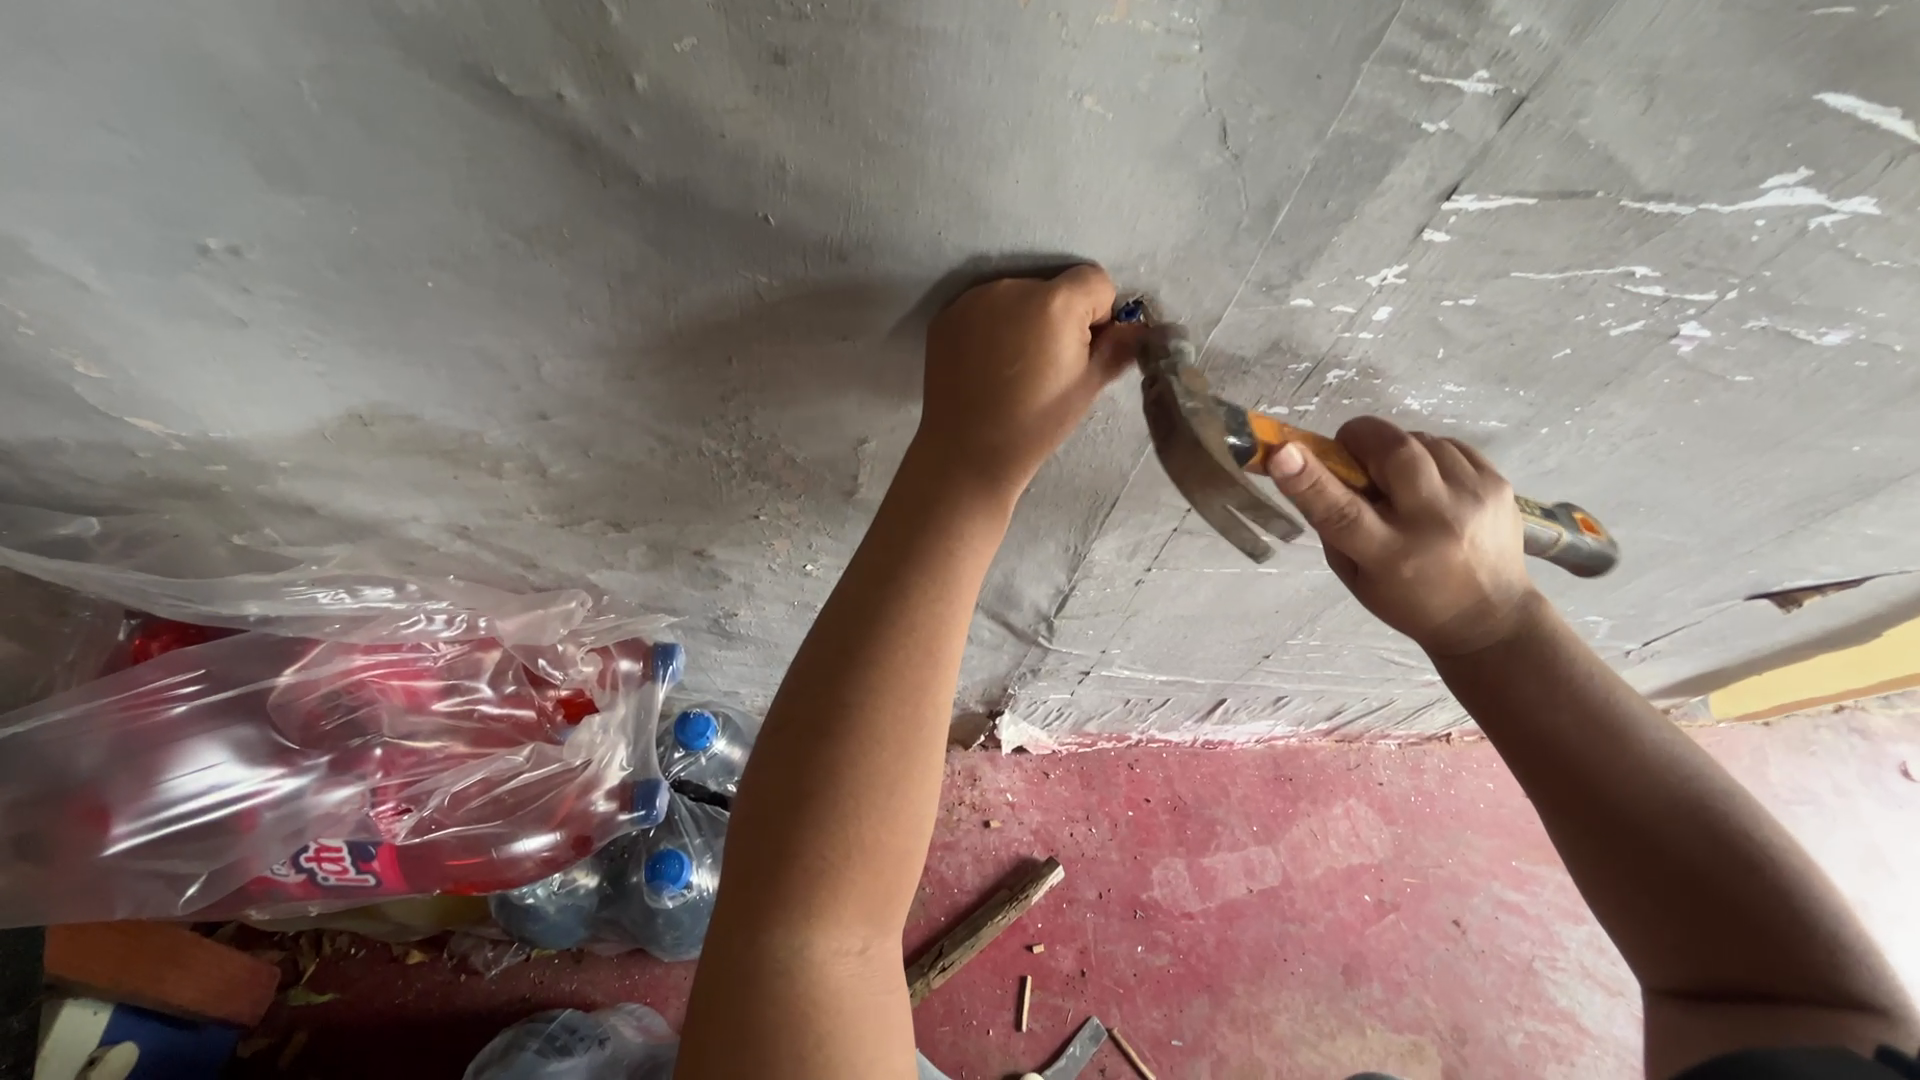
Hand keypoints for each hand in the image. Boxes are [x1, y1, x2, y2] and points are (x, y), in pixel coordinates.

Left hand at [915, 265, 1141, 494]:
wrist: (968, 452)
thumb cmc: (1036, 424)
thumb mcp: (1087, 387)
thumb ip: (1119, 347)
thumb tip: (1137, 328)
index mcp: (1055, 302)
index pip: (1095, 281)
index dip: (1099, 315)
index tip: (1084, 350)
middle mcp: (1012, 288)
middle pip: (1053, 288)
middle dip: (1059, 316)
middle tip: (1046, 365)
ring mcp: (974, 300)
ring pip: (1017, 297)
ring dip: (1024, 320)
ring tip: (1014, 368)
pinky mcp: (947, 317)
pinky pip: (983, 310)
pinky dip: (991, 329)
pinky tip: (986, 367)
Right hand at [1265, 416, 1540, 656]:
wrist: (1490, 617)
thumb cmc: (1406, 599)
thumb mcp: (1354, 574)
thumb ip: (1333, 523)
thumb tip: (1314, 468)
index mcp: (1389, 556)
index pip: (1342, 511)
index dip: (1310, 478)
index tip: (1283, 452)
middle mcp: (1434, 523)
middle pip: (1394, 453)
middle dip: (1361, 438)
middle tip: (1348, 451)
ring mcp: (1474, 499)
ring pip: (1420, 440)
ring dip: (1394, 449)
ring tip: (1394, 477)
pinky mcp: (1499, 484)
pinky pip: (1449, 445)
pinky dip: (1426, 453)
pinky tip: (1426, 481)